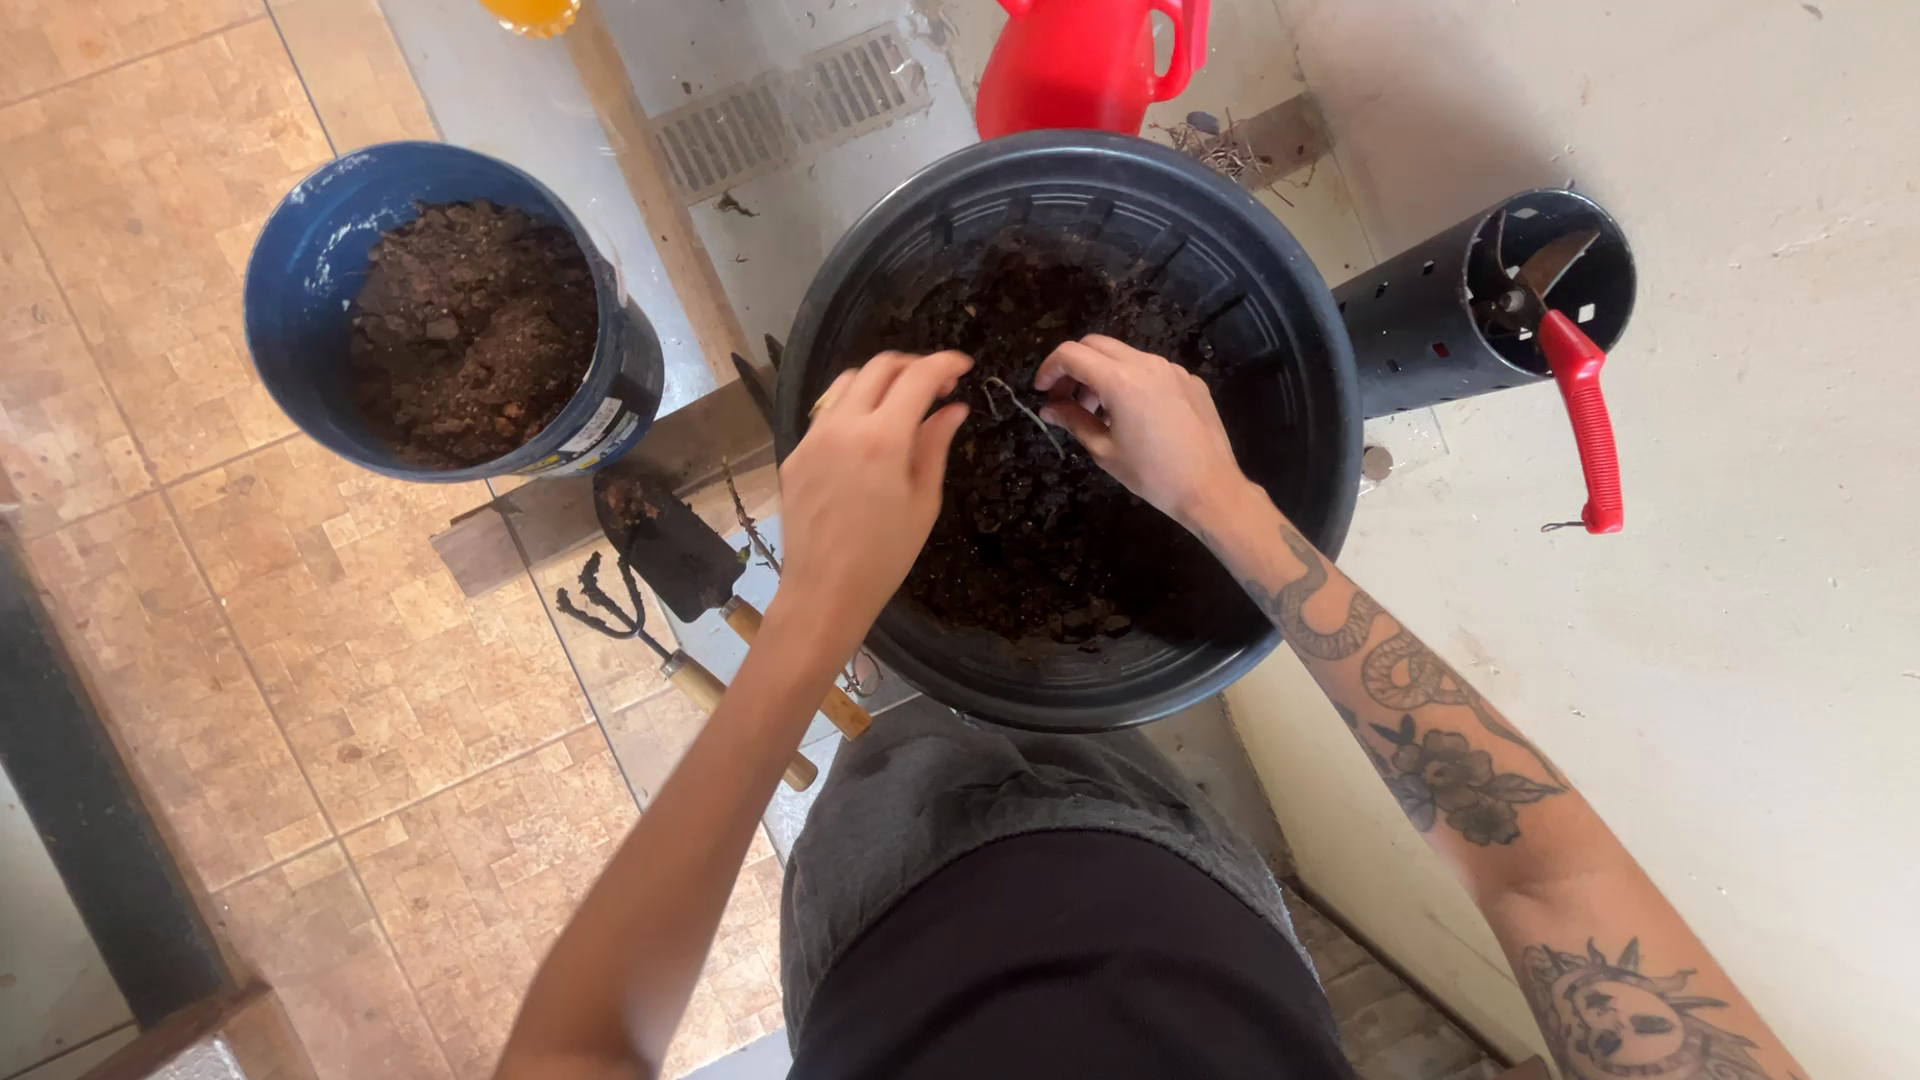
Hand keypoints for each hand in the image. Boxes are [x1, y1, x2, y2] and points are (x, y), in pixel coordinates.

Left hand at [774, 350, 971, 647]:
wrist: (824, 591)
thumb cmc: (884, 556)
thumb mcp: (923, 502)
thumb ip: (935, 446)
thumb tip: (953, 409)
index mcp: (882, 439)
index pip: (917, 377)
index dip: (945, 364)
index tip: (963, 368)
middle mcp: (843, 426)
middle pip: (879, 367)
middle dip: (913, 366)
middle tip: (936, 386)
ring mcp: (813, 438)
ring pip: (847, 383)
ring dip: (879, 382)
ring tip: (901, 406)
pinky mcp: (795, 454)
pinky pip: (826, 414)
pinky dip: (852, 409)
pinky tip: (867, 437)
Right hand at [1034, 334, 1247, 528]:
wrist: (1209, 487)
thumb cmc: (1151, 474)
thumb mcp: (1104, 450)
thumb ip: (1074, 421)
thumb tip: (1049, 408)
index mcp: (1120, 380)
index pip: (1072, 354)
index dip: (1050, 368)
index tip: (1042, 391)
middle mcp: (1146, 364)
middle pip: (1096, 345)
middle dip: (1074, 367)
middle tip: (1065, 399)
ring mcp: (1172, 370)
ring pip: (1124, 355)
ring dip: (1102, 374)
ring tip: (1098, 412)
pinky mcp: (1190, 381)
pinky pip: (1151, 370)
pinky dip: (1130, 382)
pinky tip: (1134, 416)